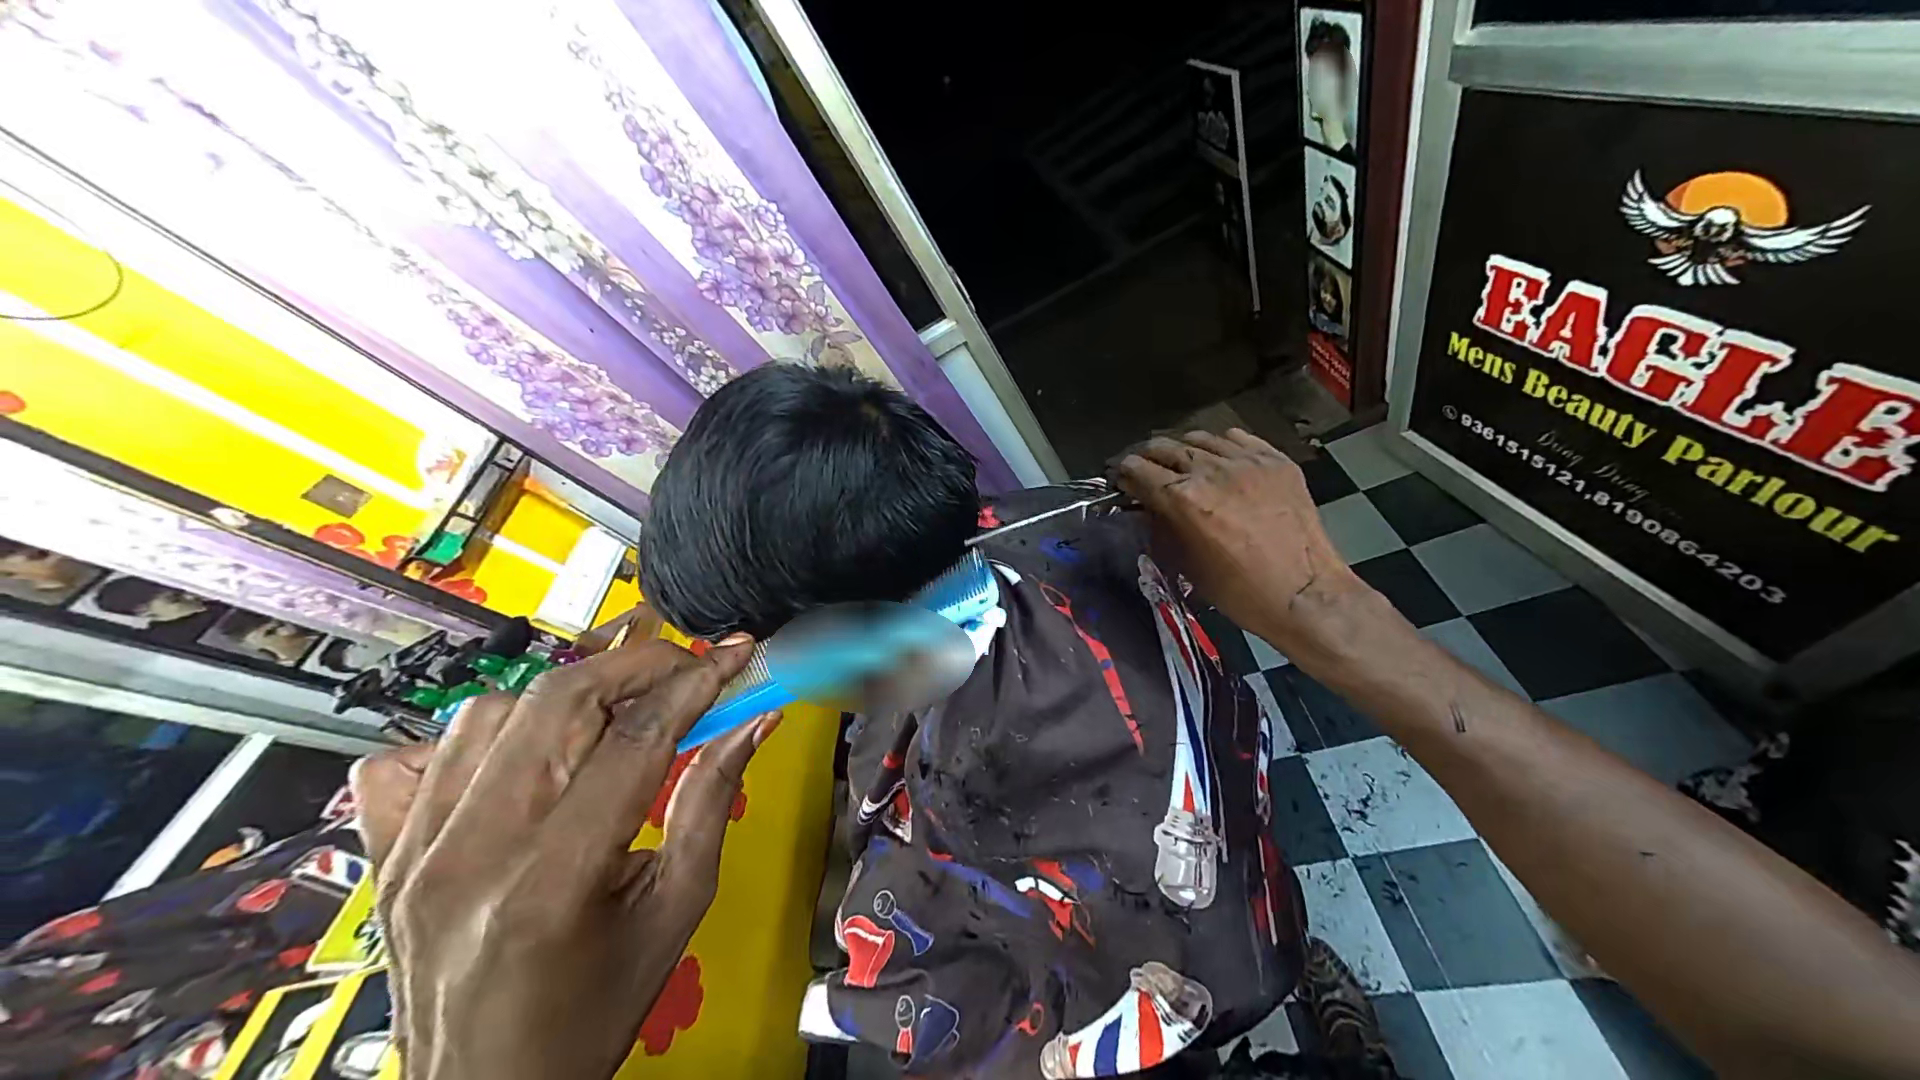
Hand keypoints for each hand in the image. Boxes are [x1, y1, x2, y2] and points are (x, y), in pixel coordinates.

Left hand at [350, 639, 780, 1079]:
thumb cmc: (592, 1010)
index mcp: (553, 881)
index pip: (635, 738)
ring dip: (569, 694)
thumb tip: (753, 722)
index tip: (731, 657)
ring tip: (615, 714)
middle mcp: (470, 855)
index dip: (695, 684)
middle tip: (684, 667)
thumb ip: (712, 800)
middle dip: (637, 664)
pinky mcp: (385, 851)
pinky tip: (522, 754)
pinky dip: (482, 732)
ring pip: (493, 709)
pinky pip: (419, 752)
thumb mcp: (678, 907)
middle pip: (559, 701)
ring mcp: (414, 850)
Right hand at [1112, 429, 1374, 659]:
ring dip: (1182, 449)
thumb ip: (1164, 527)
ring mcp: (1247, 462)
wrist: (1305, 595)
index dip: (1123, 473)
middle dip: (1147, 457)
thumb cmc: (1240, 592)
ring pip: (1200, 438)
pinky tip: (1218, 459)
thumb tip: (1150, 509)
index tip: (1120, 479)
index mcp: (1184, 499)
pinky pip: (1237, 438)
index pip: (1139, 470)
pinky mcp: (1276, 462)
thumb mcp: (1186, 564)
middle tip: (1143, 469)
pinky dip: (1219, 446)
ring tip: (1180, 462)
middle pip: (1165, 447)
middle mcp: (1212, 471)